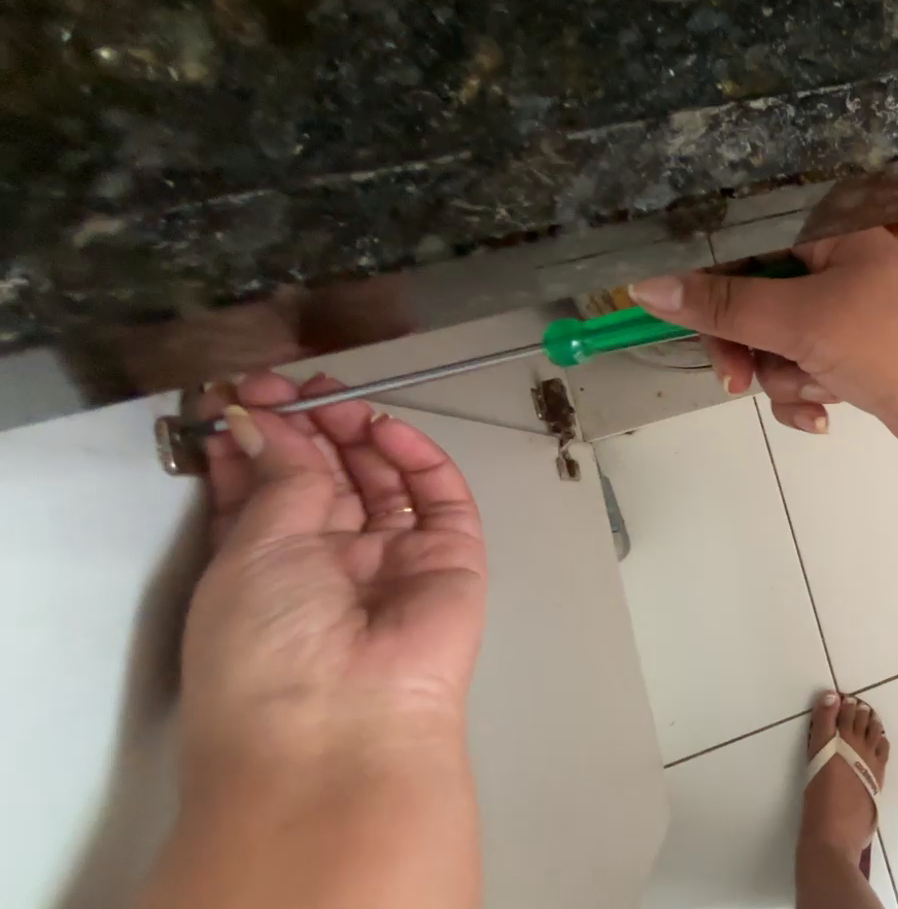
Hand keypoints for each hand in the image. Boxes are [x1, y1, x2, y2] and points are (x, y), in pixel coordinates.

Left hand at [182, 371, 486, 779]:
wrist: (346, 713)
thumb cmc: (268, 643)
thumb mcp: (253, 553)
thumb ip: (280, 481)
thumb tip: (263, 423)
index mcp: (268, 565)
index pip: (266, 490)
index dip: (258, 442)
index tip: (244, 396)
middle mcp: (332, 557)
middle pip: (327, 479)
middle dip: (310, 429)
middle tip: (294, 385)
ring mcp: (397, 554)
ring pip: (383, 481)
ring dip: (359, 436)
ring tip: (337, 397)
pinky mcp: (452, 552)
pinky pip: (439, 496)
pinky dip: (418, 460)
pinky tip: (388, 429)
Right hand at [628, 227, 897, 462]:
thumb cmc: (897, 344)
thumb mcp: (806, 320)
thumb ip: (726, 305)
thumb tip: (645, 284)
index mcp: (829, 237)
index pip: (743, 245)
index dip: (706, 281)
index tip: (680, 317)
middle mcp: (836, 271)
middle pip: (752, 302)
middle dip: (746, 346)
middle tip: (736, 377)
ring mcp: (847, 320)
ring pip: (776, 347)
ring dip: (784, 377)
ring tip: (818, 392)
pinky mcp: (855, 363)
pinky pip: (804, 377)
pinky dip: (807, 399)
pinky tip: (827, 417)